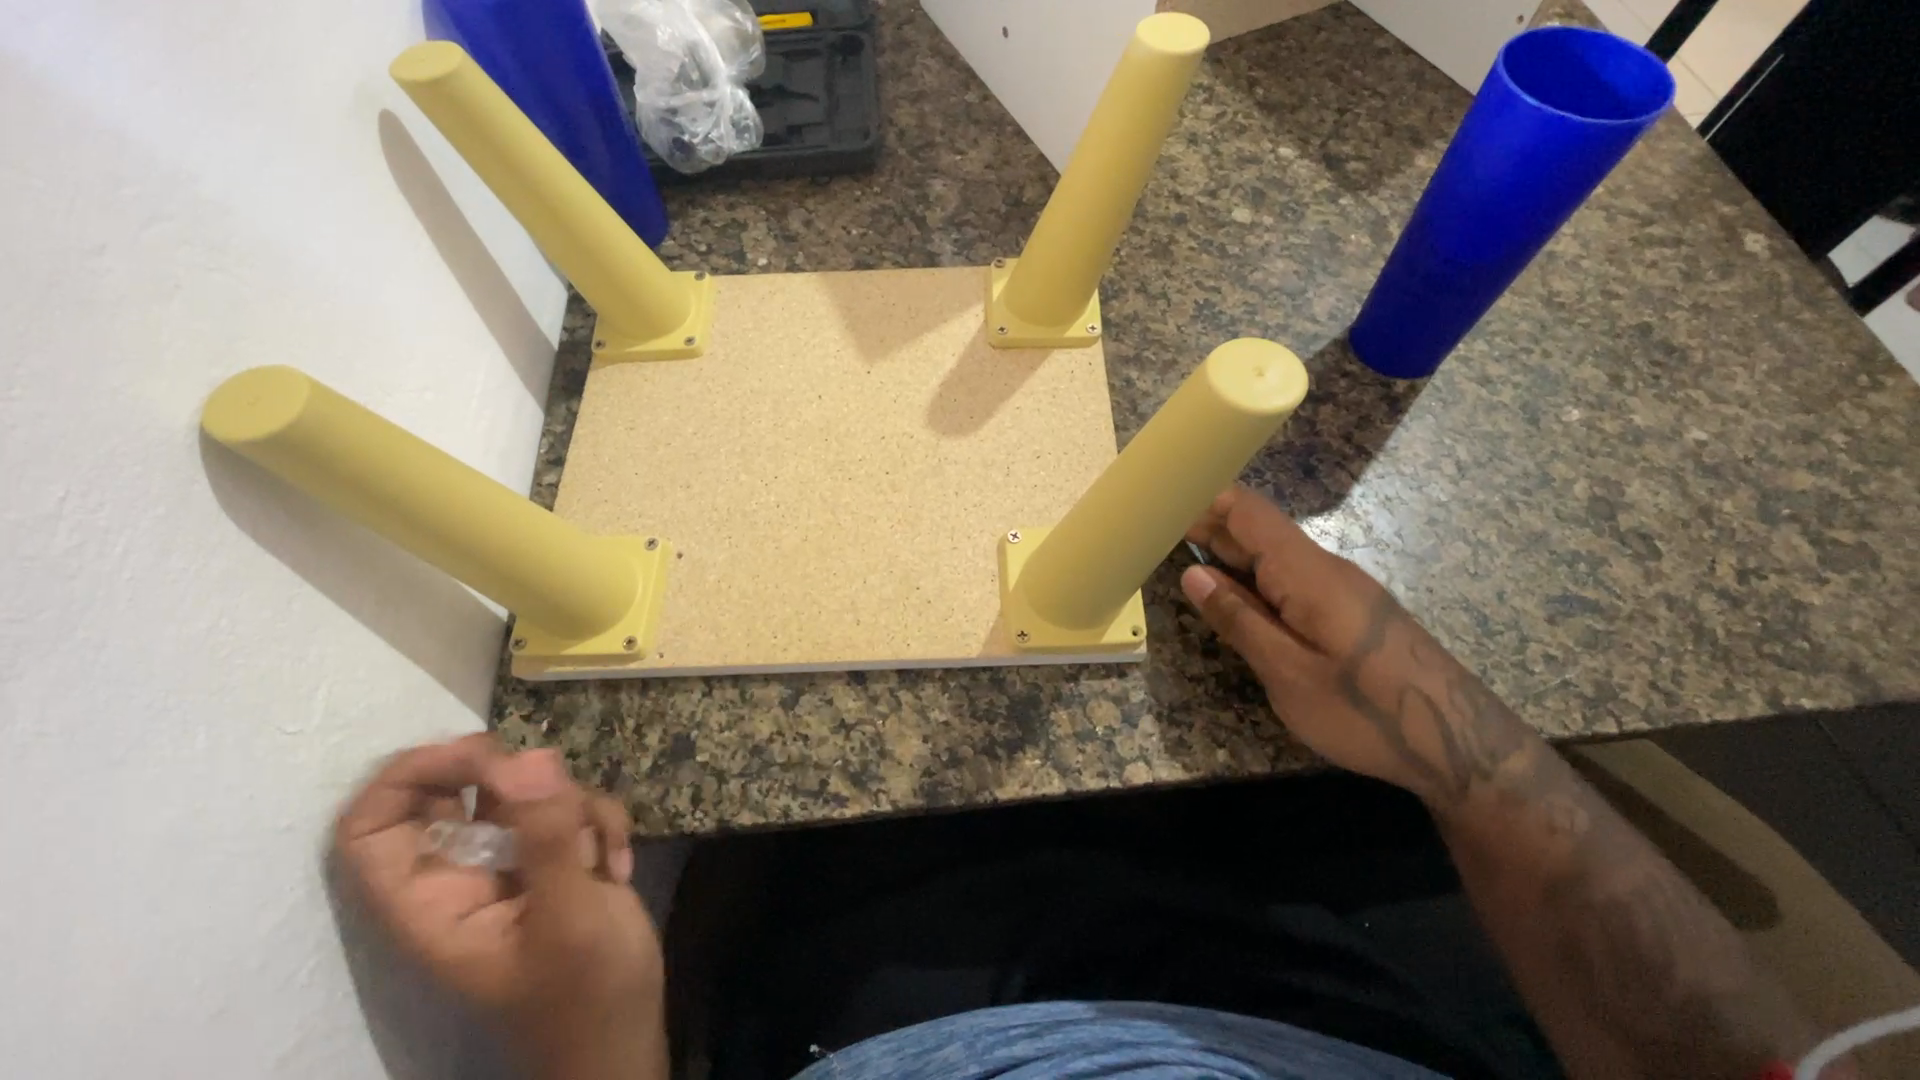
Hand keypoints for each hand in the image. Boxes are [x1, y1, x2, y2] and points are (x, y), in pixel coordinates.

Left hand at [333, 736, 665, 1079]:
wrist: (626, 1041)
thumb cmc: (585, 997)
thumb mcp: (568, 919)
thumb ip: (546, 838)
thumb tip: (529, 756)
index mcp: (430, 903)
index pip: (372, 826)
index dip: (409, 776)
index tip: (481, 754)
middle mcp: (460, 876)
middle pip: (452, 790)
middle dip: (510, 775)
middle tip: (555, 783)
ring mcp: (511, 865)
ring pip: (523, 792)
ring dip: (574, 805)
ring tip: (603, 857)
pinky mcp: (555, 861)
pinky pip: (568, 810)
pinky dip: (601, 821)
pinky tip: (619, 865)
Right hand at [1182, 486, 1535, 806]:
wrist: (1456, 743)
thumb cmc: (1365, 711)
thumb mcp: (1287, 673)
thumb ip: (1238, 621)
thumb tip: (1193, 574)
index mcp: (1306, 573)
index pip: (1247, 510)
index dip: (1202, 499)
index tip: (1158, 500)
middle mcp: (1323, 568)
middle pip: (1257, 530)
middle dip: (1206, 525)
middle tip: (1153, 532)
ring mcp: (1339, 589)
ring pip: (1273, 557)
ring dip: (1227, 555)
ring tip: (1180, 560)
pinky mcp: (1348, 612)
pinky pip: (1290, 581)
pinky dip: (1252, 580)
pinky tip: (1234, 600)